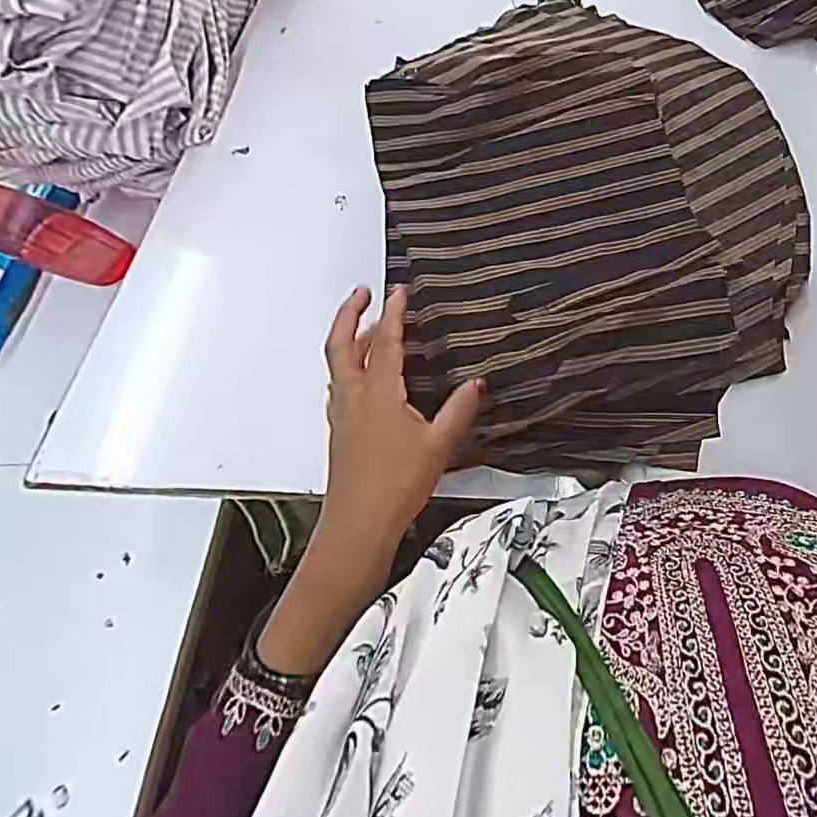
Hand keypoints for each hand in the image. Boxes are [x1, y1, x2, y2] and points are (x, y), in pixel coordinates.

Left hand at [322, 285, 483, 536]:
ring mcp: (342, 413)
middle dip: (350, 313)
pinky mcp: (339, 429)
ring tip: (366, 326)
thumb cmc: (395, 486)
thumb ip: (460, 410)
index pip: (385, 342)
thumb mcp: (440, 444)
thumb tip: (477, 385)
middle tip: (362, 293)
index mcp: (379, 394)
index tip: (399, 292)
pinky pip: (340, 383)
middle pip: (342, 343)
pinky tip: (361, 375)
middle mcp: (354, 397)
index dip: (394, 314)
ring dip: (348, 336)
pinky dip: (348, 364)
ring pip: (338, 363)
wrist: (359, 524)